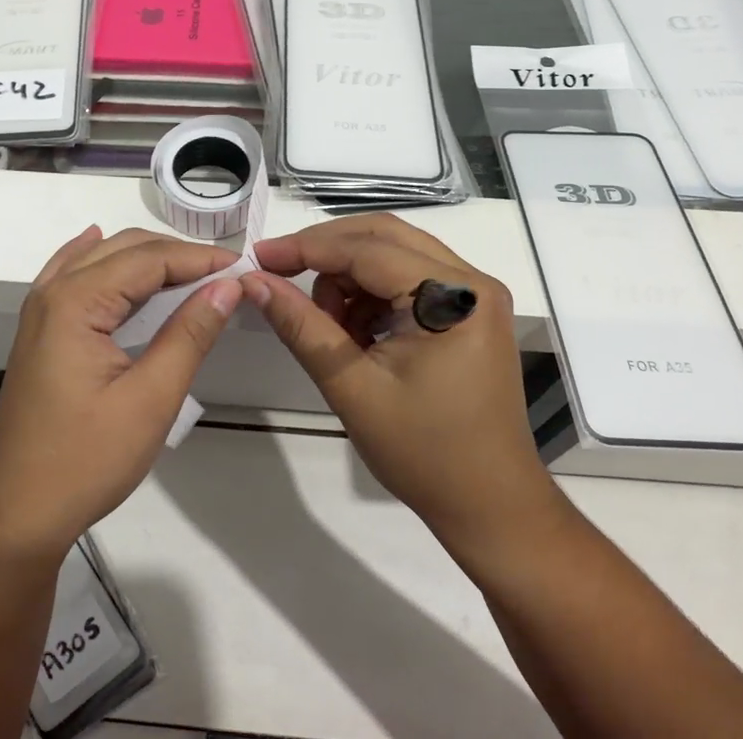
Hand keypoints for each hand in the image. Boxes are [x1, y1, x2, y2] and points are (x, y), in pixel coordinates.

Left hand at [0, 226, 243, 559]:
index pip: (147, 259)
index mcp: (75, 302)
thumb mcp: (150, 398)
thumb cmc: (87, 459)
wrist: (19, 511)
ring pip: (96, 261)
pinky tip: (102, 248)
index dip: (198, 259)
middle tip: (224, 273)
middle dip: (174, 255)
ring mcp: (38, 314)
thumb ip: (189, 334)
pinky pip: (69, 278)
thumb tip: (227, 286)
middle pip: (121, 251)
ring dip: (143, 259)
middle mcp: (51, 295)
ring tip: (190, 271)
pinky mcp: (38, 335)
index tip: (243, 266)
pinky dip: (97, 262)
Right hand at [240, 214, 560, 544]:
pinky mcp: (467, 314)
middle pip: (383, 237)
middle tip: (277, 276)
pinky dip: (370, 296)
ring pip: (393, 255)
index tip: (257, 258)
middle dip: (325, 253)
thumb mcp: (351, 387)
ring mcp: (473, 296)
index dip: (306, 248)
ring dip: (347, 278)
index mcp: (453, 296)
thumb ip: (302, 326)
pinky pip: (407, 281)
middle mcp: (471, 283)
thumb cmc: (424, 453)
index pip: (367, 249)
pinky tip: (353, 336)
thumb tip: (254, 282)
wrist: (489, 504)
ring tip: (326, 328)